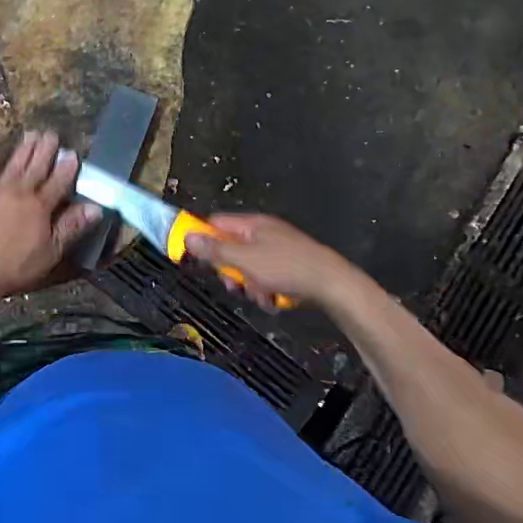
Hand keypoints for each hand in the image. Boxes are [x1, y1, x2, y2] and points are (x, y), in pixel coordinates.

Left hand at [0, 131, 99, 302]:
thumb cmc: (14, 265)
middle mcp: (20, 191)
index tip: (73, 153)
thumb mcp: (50, 252)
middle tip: (51, 133)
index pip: (58, 182)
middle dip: (45, 150)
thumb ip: (71, 227)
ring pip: (14, 163)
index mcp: (40, 206)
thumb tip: (95, 208)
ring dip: (24, 148)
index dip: (67, 168)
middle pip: (36, 166)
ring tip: (31, 133)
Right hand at [185, 214, 380, 311]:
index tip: (197, 257)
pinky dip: (266, 287)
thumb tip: (187, 237)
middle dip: (229, 268)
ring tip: (259, 295)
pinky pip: (267, 274)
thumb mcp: (244, 260)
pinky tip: (273, 299)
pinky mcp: (292, 265)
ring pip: (249, 265)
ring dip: (248, 282)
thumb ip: (214, 250)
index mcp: (252, 224)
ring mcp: (280, 248)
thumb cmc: (287, 268)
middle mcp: (265, 232)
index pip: (215, 223)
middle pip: (231, 246)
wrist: (335, 286)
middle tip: (232, 283)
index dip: (203, 238)